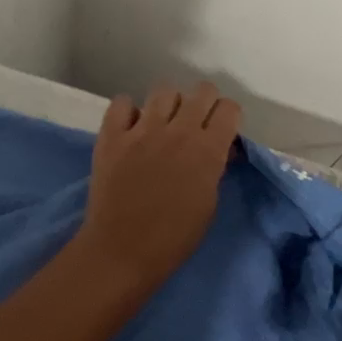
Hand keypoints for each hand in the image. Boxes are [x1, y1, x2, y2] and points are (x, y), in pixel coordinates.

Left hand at [77, 81, 242, 281]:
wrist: (122, 250)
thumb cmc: (174, 237)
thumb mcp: (209, 203)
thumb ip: (215, 168)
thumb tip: (218, 149)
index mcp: (208, 150)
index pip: (229, 108)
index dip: (228, 116)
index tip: (221, 130)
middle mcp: (178, 131)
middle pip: (202, 90)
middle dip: (205, 103)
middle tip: (196, 123)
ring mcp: (142, 130)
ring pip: (164, 90)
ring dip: (169, 104)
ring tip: (163, 123)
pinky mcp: (112, 135)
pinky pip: (121, 102)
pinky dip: (128, 110)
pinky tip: (131, 126)